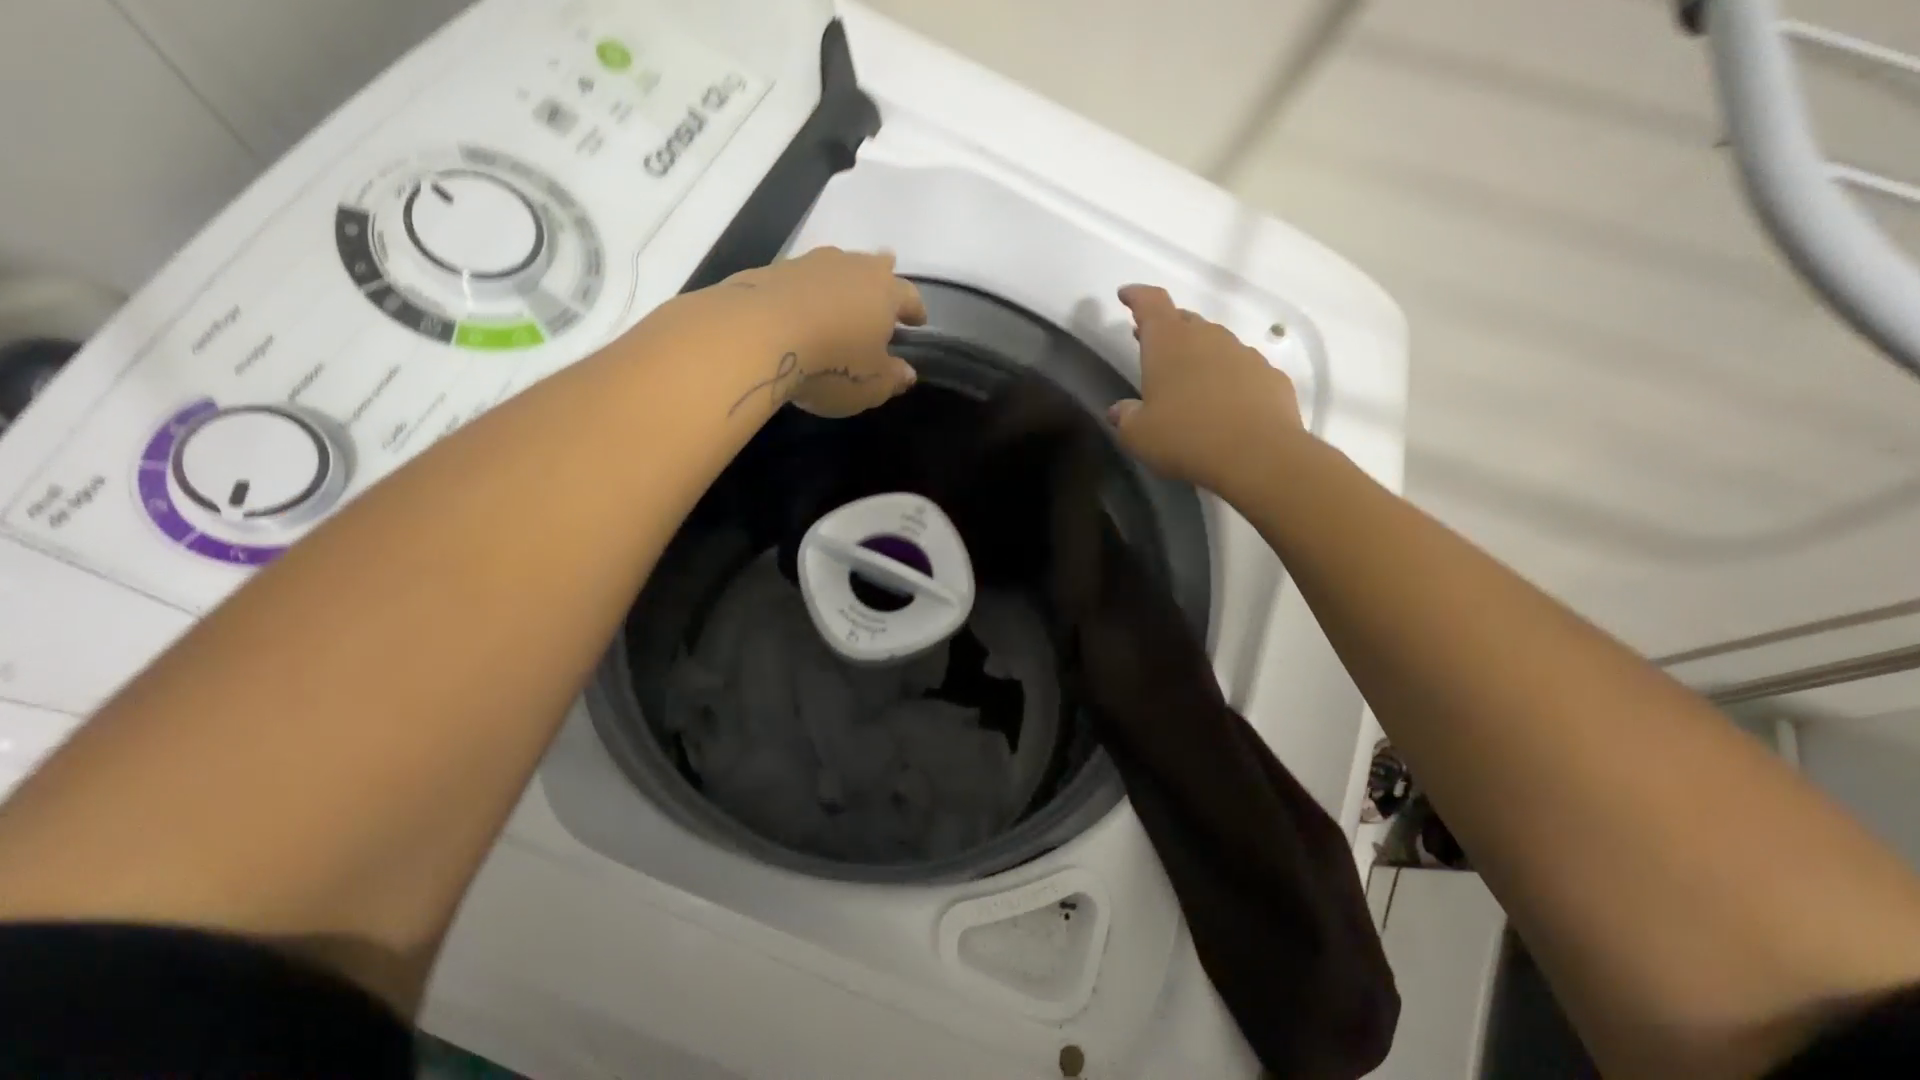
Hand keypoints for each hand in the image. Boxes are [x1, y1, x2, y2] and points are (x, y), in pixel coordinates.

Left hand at [720, 247, 926, 417]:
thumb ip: (891, 378)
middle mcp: (850, 269)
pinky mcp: (770, 272)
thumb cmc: (830, 365)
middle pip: (872, 266)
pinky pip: (797, 280)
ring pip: (834, 267)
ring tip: (838, 293)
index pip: (908, 297)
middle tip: (884, 278)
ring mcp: (807, 265)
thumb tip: (906, 373)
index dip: (915, 310)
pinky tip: (796, 307)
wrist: (755, 336)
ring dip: (839, 280)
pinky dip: (803, 291)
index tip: (918, 320)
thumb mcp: (870, 386)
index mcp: (884, 293)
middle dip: (881, 275)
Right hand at [1108, 285, 1304, 494]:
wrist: (1259, 455)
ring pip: (1216, 344)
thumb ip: (1126, 418)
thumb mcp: (1139, 436)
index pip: (1150, 303)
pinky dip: (1231, 379)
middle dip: (1168, 329)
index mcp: (1169, 343)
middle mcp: (1208, 338)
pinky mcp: (1271, 376)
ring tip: (1192, 380)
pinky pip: (1244, 370)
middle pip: (1185, 321)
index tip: (1126, 295)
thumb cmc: (1187, 438)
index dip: (1137, 296)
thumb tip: (1120, 411)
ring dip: (1201, 355)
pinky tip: (1228, 403)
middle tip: (1155, 345)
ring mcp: (1244, 354)